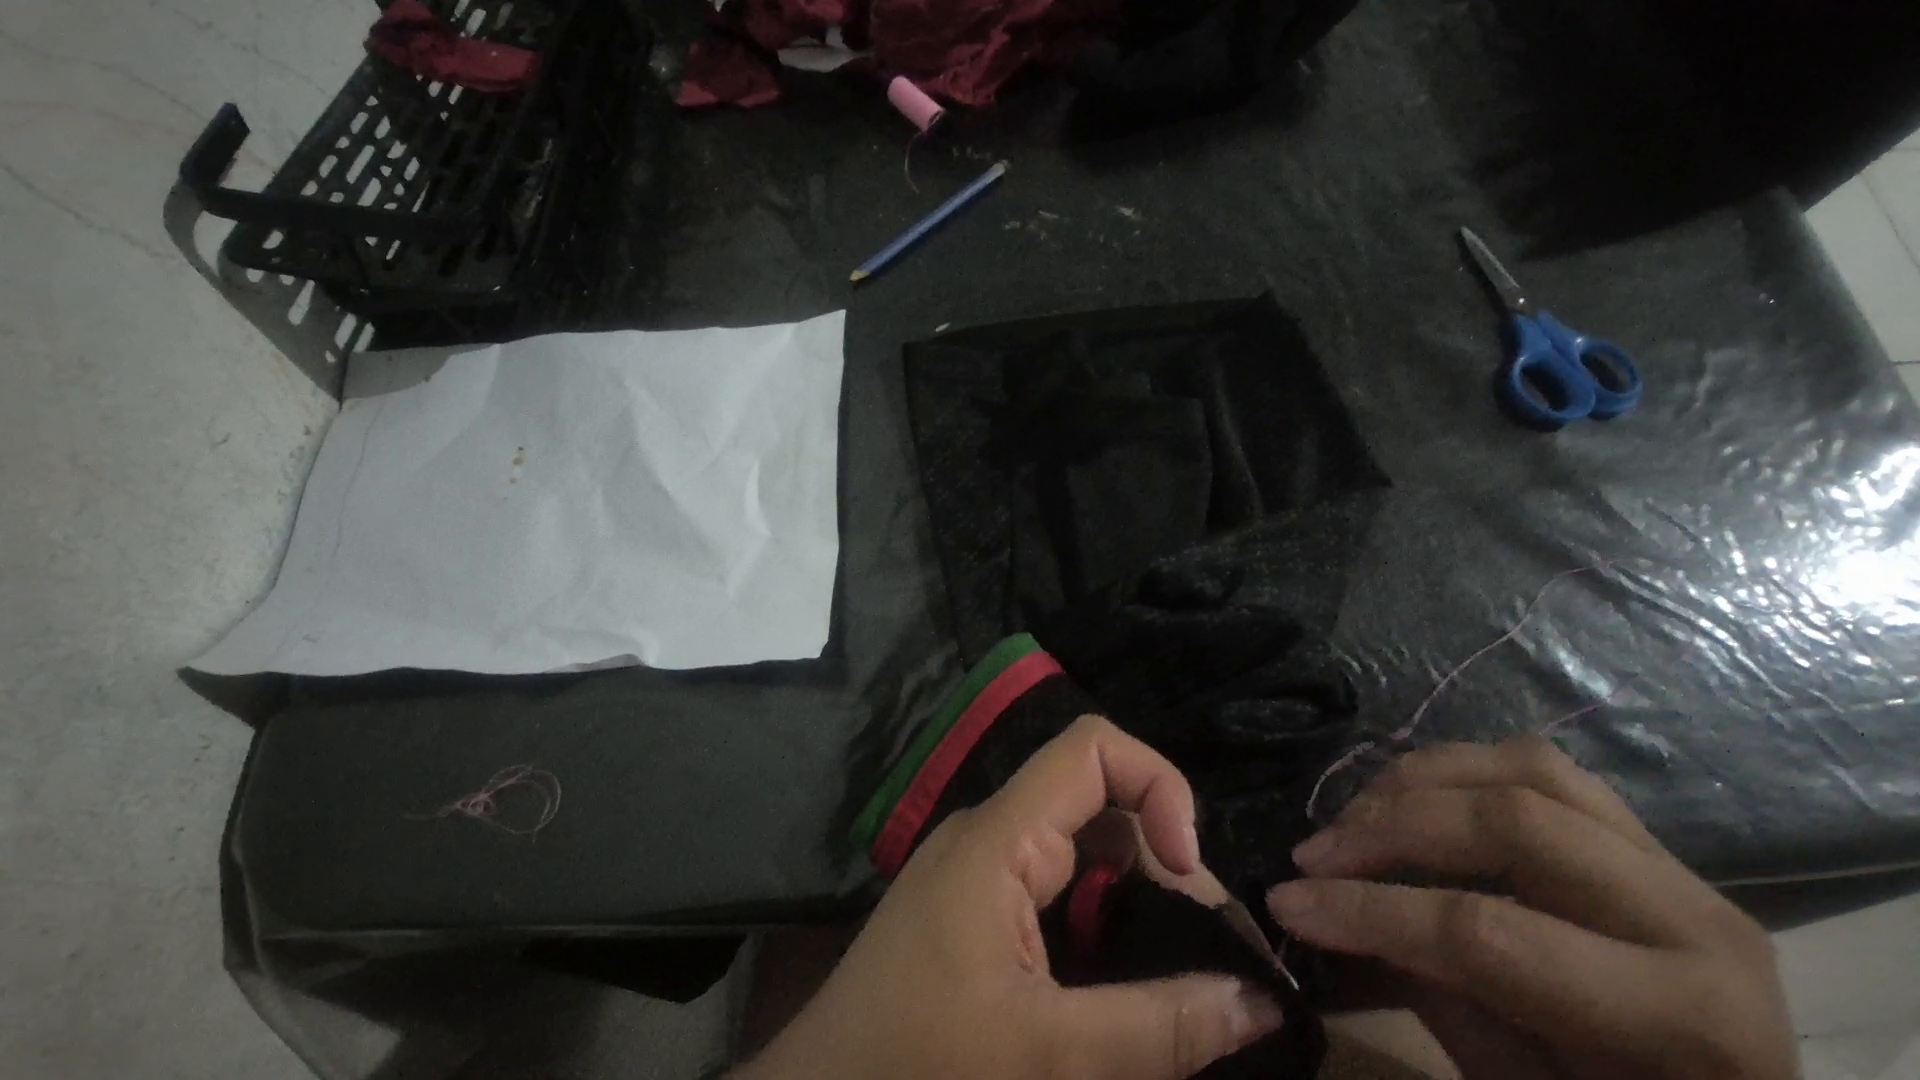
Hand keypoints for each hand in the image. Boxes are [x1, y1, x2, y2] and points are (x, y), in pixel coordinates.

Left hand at [736, 716, 1283, 1079]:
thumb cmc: (916, 1065)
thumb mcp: (1047, 1055)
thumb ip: (1159, 1026)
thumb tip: (1261, 999)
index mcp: (998, 839)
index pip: (1092, 749)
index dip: (1160, 785)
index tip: (1191, 871)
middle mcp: (990, 837)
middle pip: (1097, 801)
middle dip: (1164, 859)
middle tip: (1213, 949)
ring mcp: (979, 873)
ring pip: (1080, 851)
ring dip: (1138, 898)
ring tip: (1184, 970)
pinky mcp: (974, 911)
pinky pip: (1055, 890)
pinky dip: (1102, 922)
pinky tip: (1128, 981)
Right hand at [1267, 737, 1795, 1079]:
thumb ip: (1439, 996)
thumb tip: (1343, 911)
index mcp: (1680, 1018)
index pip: (1487, 933)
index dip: (1371, 910)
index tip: (1286, 902)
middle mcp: (1691, 918)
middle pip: (1510, 823)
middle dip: (1387, 828)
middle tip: (1312, 854)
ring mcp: (1676, 863)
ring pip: (1528, 769)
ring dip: (1418, 781)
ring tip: (1353, 814)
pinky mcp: (1647, 837)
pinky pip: (1545, 769)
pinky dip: (1462, 768)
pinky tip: (1414, 794)